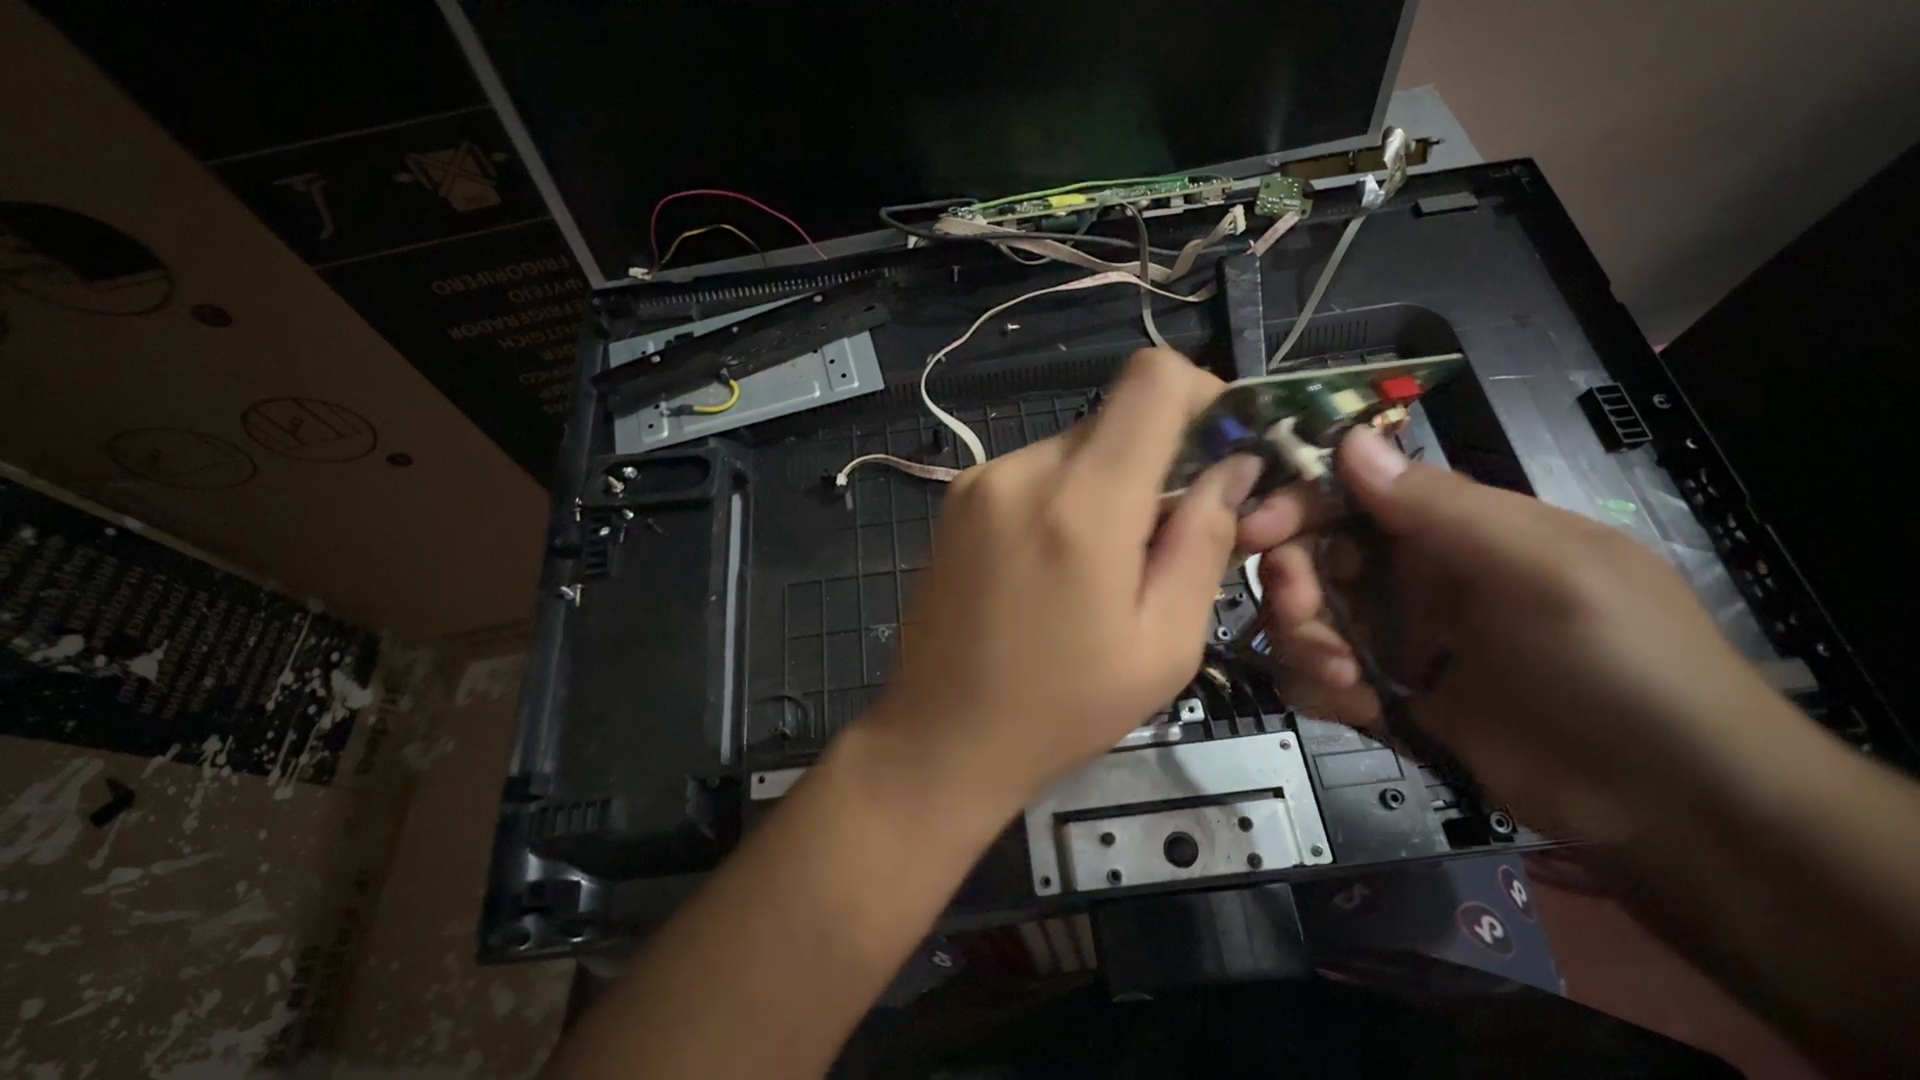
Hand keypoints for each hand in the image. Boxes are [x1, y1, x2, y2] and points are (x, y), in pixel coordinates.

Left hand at [862, 349, 1264, 807]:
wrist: (942, 737)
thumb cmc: (1063, 708)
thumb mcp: (1164, 643)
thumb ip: (1204, 541)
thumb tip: (1232, 469)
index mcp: (1081, 503)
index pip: (1153, 378)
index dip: (1204, 396)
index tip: (1220, 455)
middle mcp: (1022, 470)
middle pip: (1118, 417)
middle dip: (1160, 461)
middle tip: (1168, 541)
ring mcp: (980, 481)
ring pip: (1078, 447)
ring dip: (1111, 487)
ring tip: (1105, 569)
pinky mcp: (957, 499)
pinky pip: (1037, 472)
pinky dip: (1068, 499)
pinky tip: (1061, 568)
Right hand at [1240, 426, 1805, 842]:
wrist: (1672, 803)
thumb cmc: (1624, 664)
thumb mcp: (1547, 572)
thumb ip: (1444, 510)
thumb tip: (1349, 443)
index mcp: (1459, 528)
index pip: (1353, 493)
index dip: (1296, 503)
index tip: (1255, 533)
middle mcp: (1421, 576)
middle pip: (1315, 557)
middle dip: (1293, 585)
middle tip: (1305, 622)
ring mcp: (1405, 639)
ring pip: (1309, 619)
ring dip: (1305, 643)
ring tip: (1347, 683)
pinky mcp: (1396, 698)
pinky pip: (1324, 677)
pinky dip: (1322, 688)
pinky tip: (1359, 709)